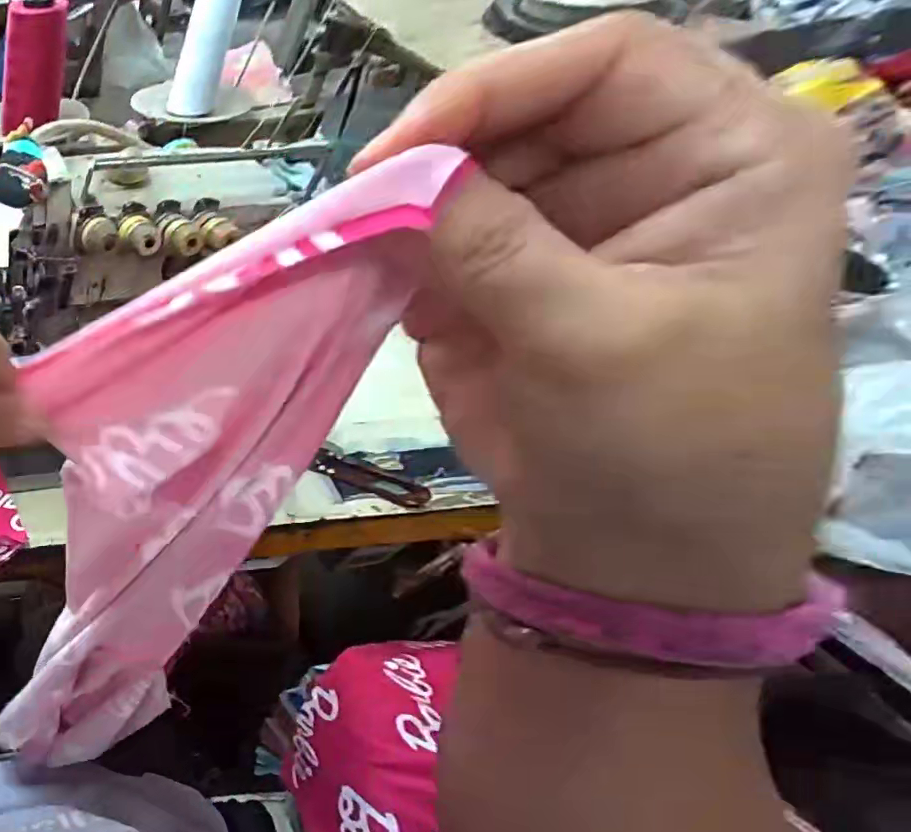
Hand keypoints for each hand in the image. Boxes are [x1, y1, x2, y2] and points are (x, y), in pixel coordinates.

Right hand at [354, 14, 852, 611]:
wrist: (622, 536)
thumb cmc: (661, 434)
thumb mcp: (592, 336)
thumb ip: (497, 253)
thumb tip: (400, 182)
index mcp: (713, 153)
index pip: (602, 68)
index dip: (492, 91)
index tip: (394, 153)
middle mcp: (624, 179)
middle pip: (511, 125)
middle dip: (428, 162)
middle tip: (349, 211)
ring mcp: (542, 239)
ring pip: (450, 192)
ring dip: (393, 220)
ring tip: (343, 254)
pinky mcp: (480, 293)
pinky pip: (418, 257)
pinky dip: (381, 268)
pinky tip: (361, 289)